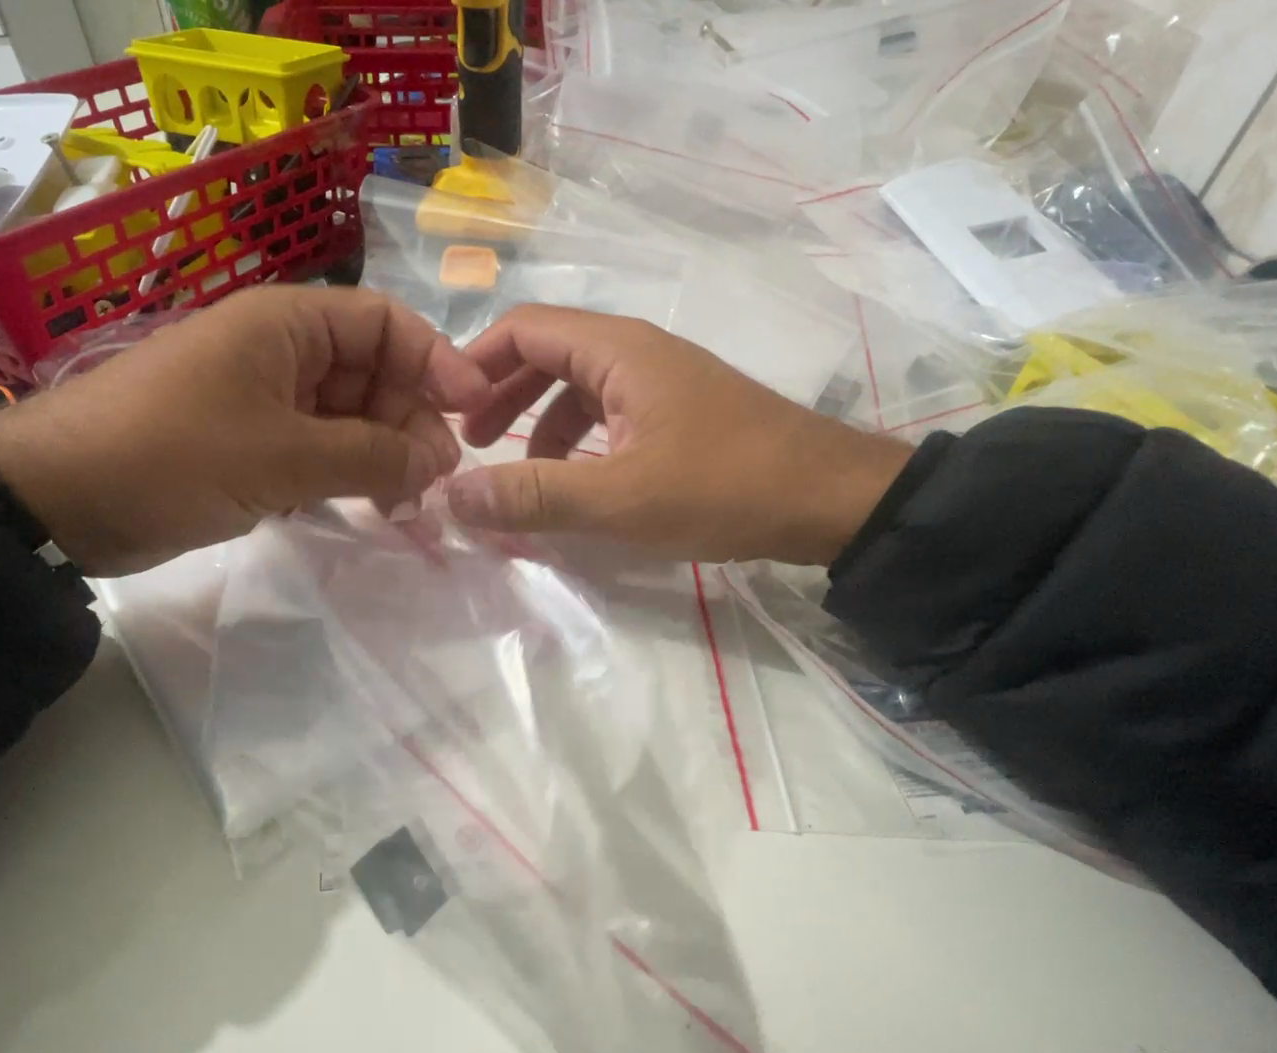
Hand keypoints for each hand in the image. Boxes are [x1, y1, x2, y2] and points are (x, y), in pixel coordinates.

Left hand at [0, 286, 486, 575]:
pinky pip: (316, 449)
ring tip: (404, 506)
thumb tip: (438, 462)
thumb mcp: (282, 457)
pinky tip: (363, 509)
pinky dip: (344, 476)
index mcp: (286, 324)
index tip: (470, 412)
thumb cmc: (172, 455)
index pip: (385, 322)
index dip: (436, 360)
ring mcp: (263, 400)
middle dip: (410, 422)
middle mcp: (280, 352)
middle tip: (431, 482)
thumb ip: (371, 457)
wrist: (60, 500)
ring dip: (381, 455)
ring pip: (347, 417)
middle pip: (372, 373)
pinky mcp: (248, 444)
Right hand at [447, 306, 913, 565]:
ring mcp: (663, 382)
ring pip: (580, 387)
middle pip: (548, 355)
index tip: (444, 413)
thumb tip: (450, 497)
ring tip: (518, 475)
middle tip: (468, 447)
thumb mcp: (620, 498)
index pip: (524, 329)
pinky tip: (578, 482)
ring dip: (539, 424)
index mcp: (617, 350)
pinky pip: (611, 414)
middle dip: (501, 396)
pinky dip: (580, 441)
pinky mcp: (682, 413)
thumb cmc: (724, 486)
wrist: (832, 499)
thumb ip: (533, 497)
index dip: (474, 364)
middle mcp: (637, 352)